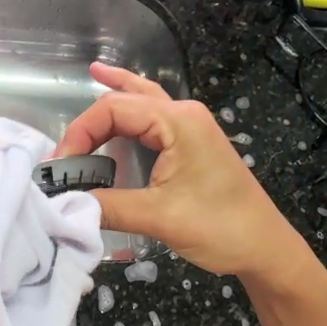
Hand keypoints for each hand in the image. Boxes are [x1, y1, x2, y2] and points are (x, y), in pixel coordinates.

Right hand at [58, 63, 310, 287]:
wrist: (266, 247)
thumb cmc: (220, 227)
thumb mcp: (160, 218)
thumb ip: (109, 206)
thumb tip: (64, 205)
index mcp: (179, 121)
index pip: (115, 109)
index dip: (81, 133)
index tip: (60, 168)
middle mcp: (185, 114)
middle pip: (127, 100)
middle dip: (92, 121)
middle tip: (62, 152)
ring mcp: (191, 127)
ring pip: (144, 99)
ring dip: (117, 94)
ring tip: (93, 77)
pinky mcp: (192, 143)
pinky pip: (155, 117)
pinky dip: (133, 110)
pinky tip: (122, 105)